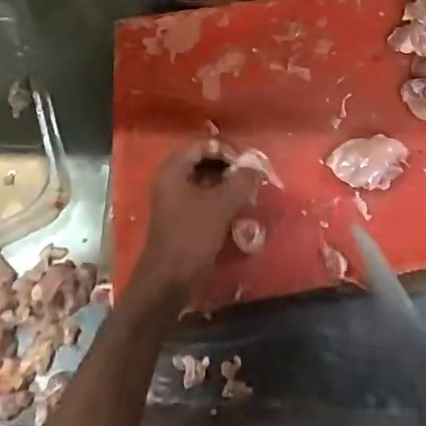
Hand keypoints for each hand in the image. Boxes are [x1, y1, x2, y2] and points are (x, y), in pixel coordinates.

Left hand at [128, 139, 262, 312]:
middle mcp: (169, 178)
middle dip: (227, 166)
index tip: (247, 164)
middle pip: (202, 160)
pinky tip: (236, 207)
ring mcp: (172, 198)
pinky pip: (200, 196)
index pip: (202, 145)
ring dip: (225, 182)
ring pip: (203, 180)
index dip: (227, 150)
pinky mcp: (179, 215)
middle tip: (250, 176)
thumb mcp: (220, 206)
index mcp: (173, 169)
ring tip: (246, 191)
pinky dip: (218, 197)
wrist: (169, 279)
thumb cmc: (192, 236)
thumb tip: (256, 167)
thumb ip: (240, 182)